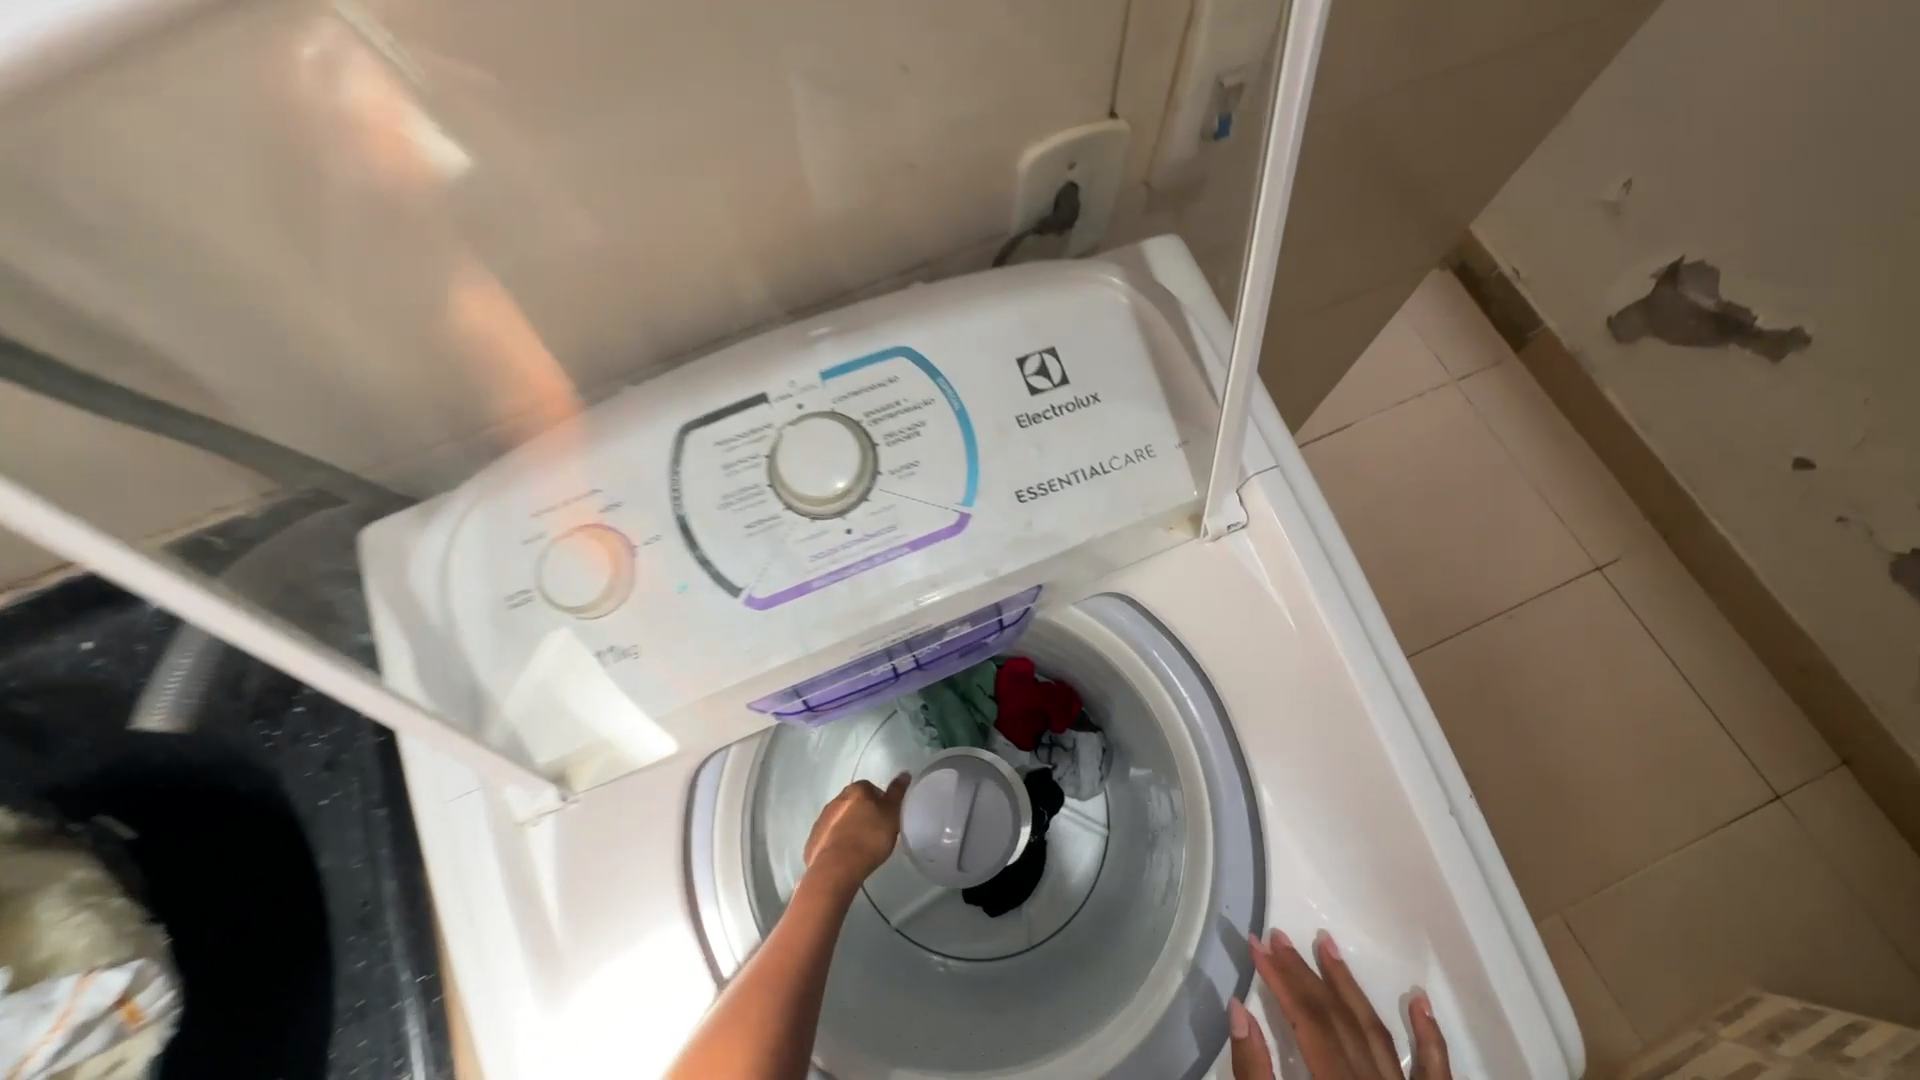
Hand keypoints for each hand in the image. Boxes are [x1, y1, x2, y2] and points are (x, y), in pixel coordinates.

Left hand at [803, 774, 908, 891]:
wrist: (837, 867)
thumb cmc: (870, 838)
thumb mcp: (891, 815)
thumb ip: (897, 793)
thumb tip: (904, 773)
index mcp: (856, 790)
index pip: (871, 788)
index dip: (880, 803)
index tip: (886, 819)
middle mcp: (836, 799)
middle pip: (854, 802)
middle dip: (863, 813)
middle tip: (875, 832)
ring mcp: (822, 819)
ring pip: (840, 819)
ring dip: (849, 827)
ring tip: (860, 847)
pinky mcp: (813, 839)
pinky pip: (829, 836)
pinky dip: (837, 841)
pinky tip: (845, 856)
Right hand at [1230, 930, 1450, 1079]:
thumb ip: (1254, 1072)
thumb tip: (1239, 1010)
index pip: (1306, 1020)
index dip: (1279, 979)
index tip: (1256, 944)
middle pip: (1337, 1019)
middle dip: (1304, 974)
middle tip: (1279, 936)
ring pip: (1378, 1033)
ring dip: (1349, 987)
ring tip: (1326, 944)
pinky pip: (1434, 1070)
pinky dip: (1428, 1035)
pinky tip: (1417, 1000)